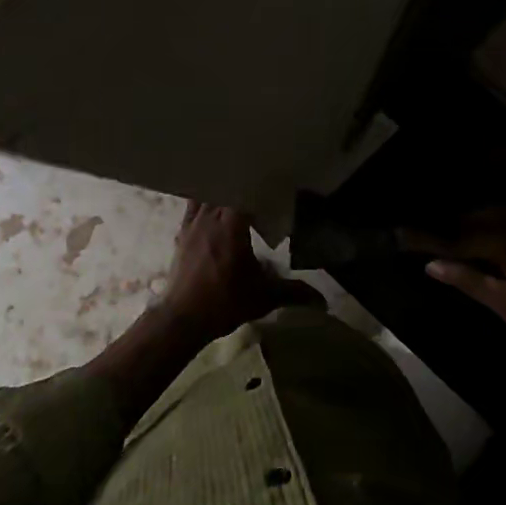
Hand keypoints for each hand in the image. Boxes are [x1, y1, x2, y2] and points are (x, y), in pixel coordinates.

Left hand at [87, 203, 319, 426]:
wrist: (183, 317)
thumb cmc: (225, 302)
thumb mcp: (264, 297)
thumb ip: (294, 292)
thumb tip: (323, 300)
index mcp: (232, 226)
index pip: (246, 191)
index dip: (260, 187)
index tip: (275, 187)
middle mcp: (211, 217)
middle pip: (227, 189)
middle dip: (243, 187)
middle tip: (260, 191)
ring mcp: (193, 223)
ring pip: (208, 195)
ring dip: (222, 193)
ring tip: (238, 195)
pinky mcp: (181, 232)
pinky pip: (193, 206)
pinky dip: (204, 202)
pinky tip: (213, 208)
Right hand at [401, 201, 505, 371]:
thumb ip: (469, 282)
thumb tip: (430, 265)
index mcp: (500, 240)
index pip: (450, 235)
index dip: (423, 237)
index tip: (398, 235)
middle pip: (472, 214)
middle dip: (453, 224)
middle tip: (437, 233)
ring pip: (496, 198)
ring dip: (478, 205)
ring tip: (464, 211)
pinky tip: (497, 171)